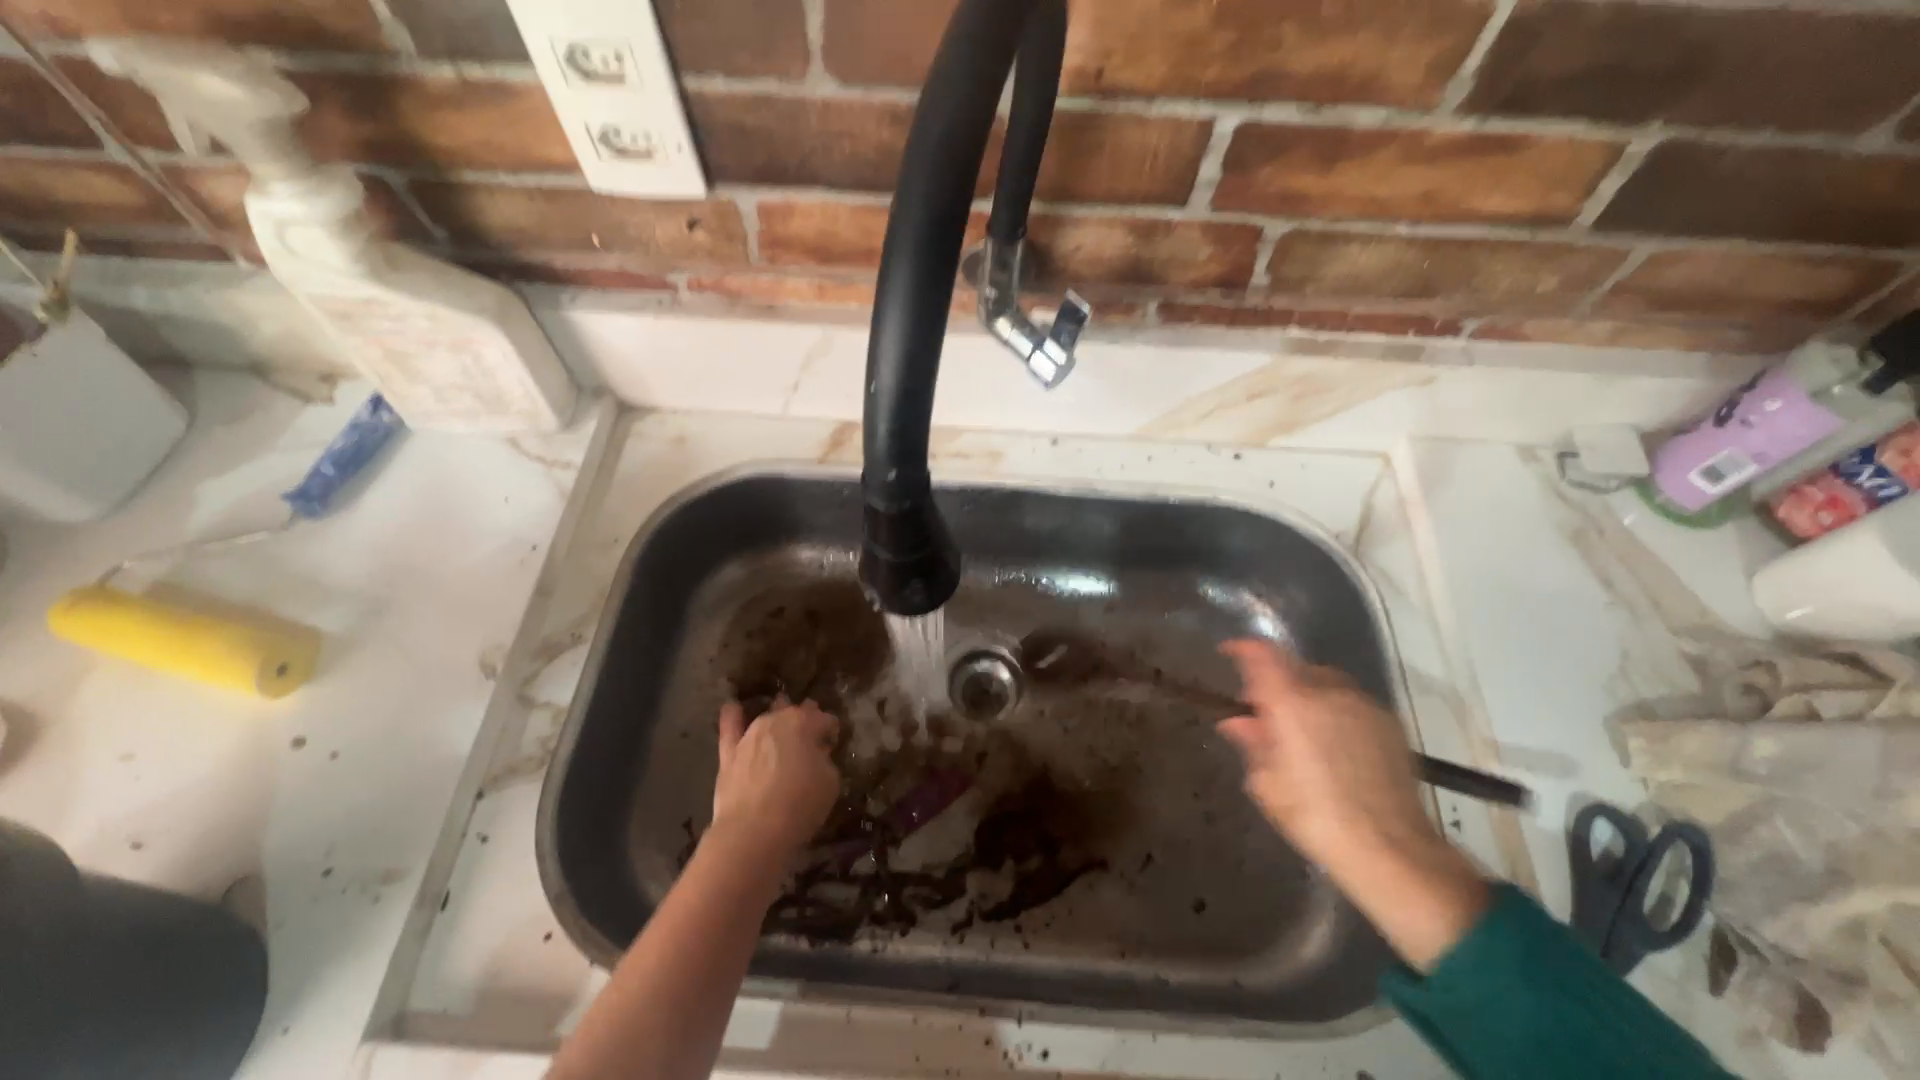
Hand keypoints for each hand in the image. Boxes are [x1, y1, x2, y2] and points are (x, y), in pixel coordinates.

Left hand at [709, 698, 841, 861]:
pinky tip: (733, 708)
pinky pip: (729, 728)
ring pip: (766, 717)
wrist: (753, 831)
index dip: (831, 731)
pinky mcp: (728, 753)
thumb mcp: (830, 782)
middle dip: (805, 721)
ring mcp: (749, 735)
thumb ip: (824, 760)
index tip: (834, 744)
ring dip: (777, 720)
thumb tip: (816, 756)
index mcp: (805, 723)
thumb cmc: (800, 804)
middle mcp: (776, 720)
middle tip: (811, 740)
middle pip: (795, 714)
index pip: (825, 719)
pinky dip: (732, 717)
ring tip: (783, 728)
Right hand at [1217, 639, 1487, 968]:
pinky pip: (1350, 702)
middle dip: (1275, 681)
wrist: (1388, 848)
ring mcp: (1363, 705)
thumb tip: (1237, 722)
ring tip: (1298, 726)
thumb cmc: (1314, 818)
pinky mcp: (1388, 723)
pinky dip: (1333, 709)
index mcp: (1292, 703)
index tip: (1228, 652)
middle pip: (1295, 667)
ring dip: (1306, 694)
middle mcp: (1329, 693)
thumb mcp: (1267, 784)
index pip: (1263, 656)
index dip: (1243, 648)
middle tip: (1262, 709)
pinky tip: (1330, 741)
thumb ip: (1252, 743)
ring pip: (1325, 682)